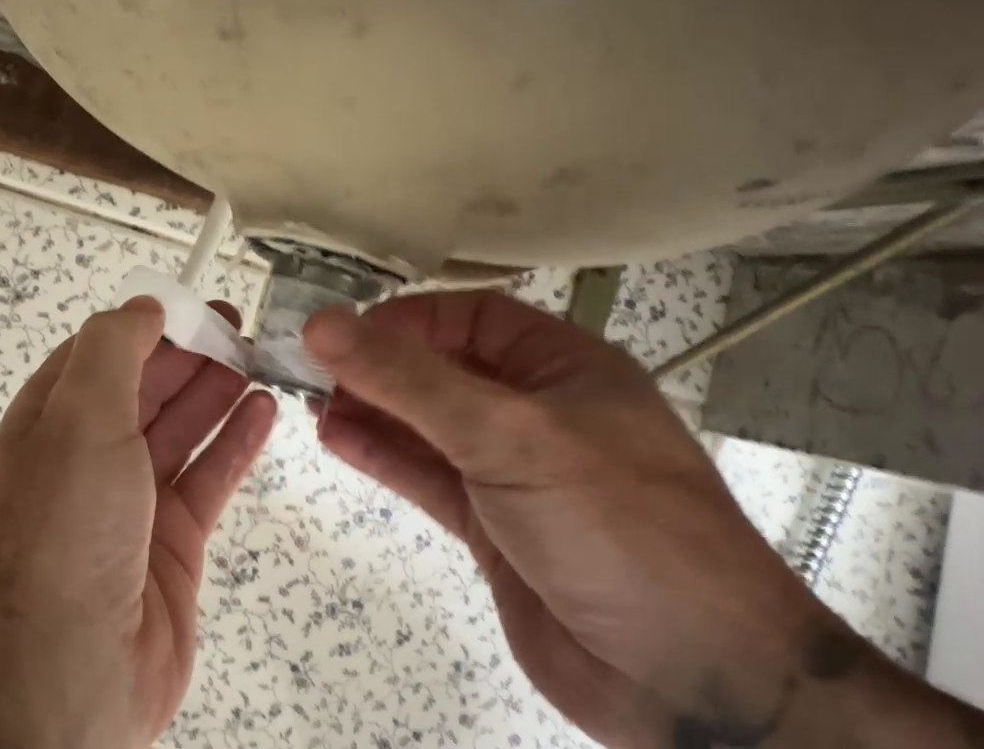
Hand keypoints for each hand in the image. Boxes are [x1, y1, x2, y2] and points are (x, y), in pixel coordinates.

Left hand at [0, 296, 277, 748]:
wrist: (76, 661)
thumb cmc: (65, 535)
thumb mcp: (80, 414)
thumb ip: (111, 349)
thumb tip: (142, 307)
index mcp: (52, 418)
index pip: (102, 353)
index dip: (147, 325)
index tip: (192, 306)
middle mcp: (87, 455)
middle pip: (145, 387)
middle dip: (188, 354)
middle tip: (237, 329)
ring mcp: (131, 499)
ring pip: (180, 429)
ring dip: (216, 392)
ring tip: (255, 360)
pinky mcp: (171, 541)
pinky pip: (209, 477)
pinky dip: (234, 443)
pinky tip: (259, 414)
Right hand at [303, 291, 983, 748]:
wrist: (692, 683)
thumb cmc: (617, 529)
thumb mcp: (509, 436)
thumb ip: (409, 379)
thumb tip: (322, 324)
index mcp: (564, 369)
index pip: (468, 317)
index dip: (403, 319)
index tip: (339, 332)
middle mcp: (536, 412)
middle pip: (438, 368)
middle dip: (374, 365)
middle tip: (309, 369)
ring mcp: (511, 471)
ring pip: (424, 423)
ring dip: (368, 409)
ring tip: (308, 403)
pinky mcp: (490, 524)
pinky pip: (424, 474)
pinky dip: (379, 455)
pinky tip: (335, 440)